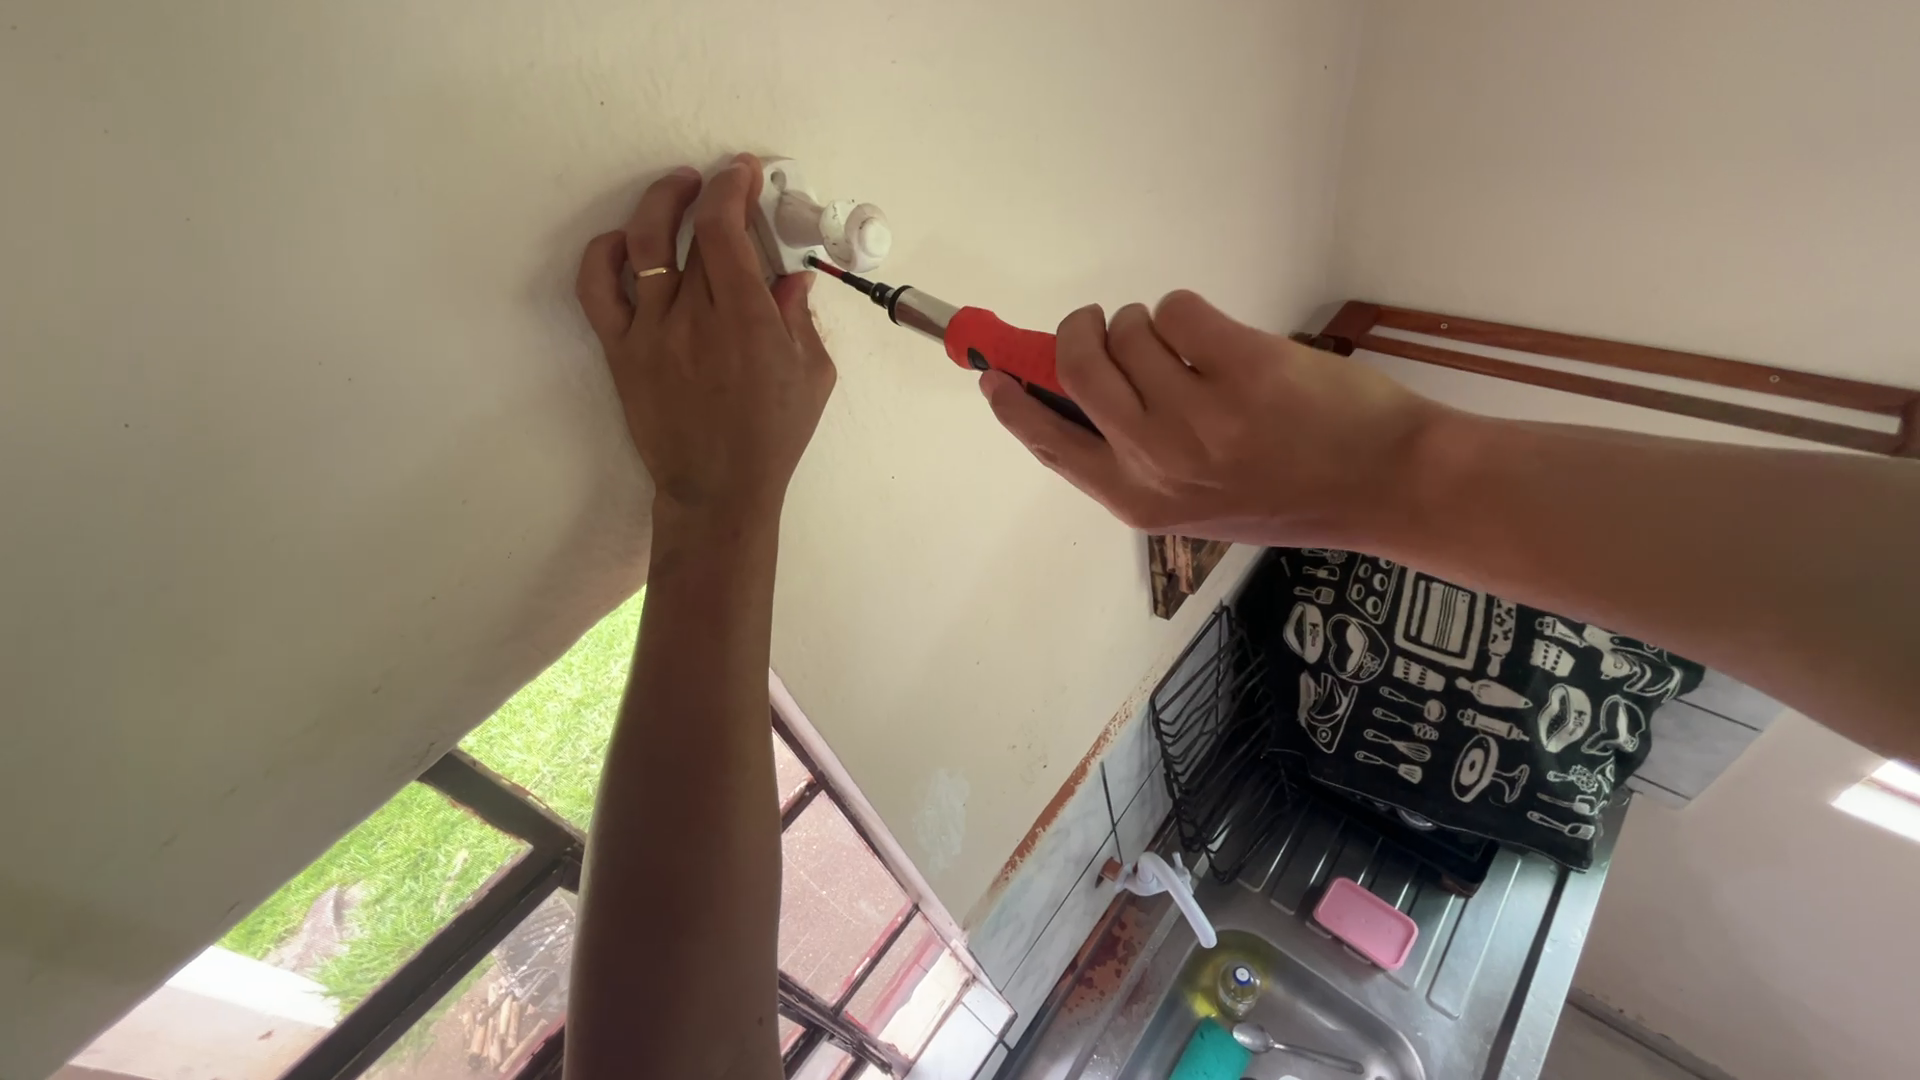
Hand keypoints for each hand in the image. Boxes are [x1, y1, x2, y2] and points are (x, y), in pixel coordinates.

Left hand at [575, 153, 834, 531]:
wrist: (719, 489)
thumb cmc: (773, 438)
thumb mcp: (812, 377)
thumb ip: (801, 319)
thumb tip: (790, 278)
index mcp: (748, 322)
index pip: (727, 229)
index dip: (732, 187)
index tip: (744, 172)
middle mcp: (694, 318)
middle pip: (692, 231)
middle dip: (709, 193)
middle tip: (722, 185)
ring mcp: (651, 333)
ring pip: (643, 244)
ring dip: (659, 203)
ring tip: (676, 188)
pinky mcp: (622, 351)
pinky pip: (598, 288)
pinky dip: (605, 254)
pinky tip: (626, 242)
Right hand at [980, 291, 1442, 546]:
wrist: (1383, 485)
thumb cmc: (1280, 496)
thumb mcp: (1187, 505)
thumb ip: (1125, 460)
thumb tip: (1072, 395)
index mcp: (1135, 500)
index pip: (1048, 443)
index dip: (1012, 404)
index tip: (993, 376)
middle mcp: (1155, 461)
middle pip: (1076, 366)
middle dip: (1081, 330)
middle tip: (1104, 325)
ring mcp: (1197, 415)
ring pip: (1128, 331)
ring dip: (1147, 324)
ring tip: (1189, 349)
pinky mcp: (1241, 367)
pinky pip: (1177, 308)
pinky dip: (1187, 312)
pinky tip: (1220, 341)